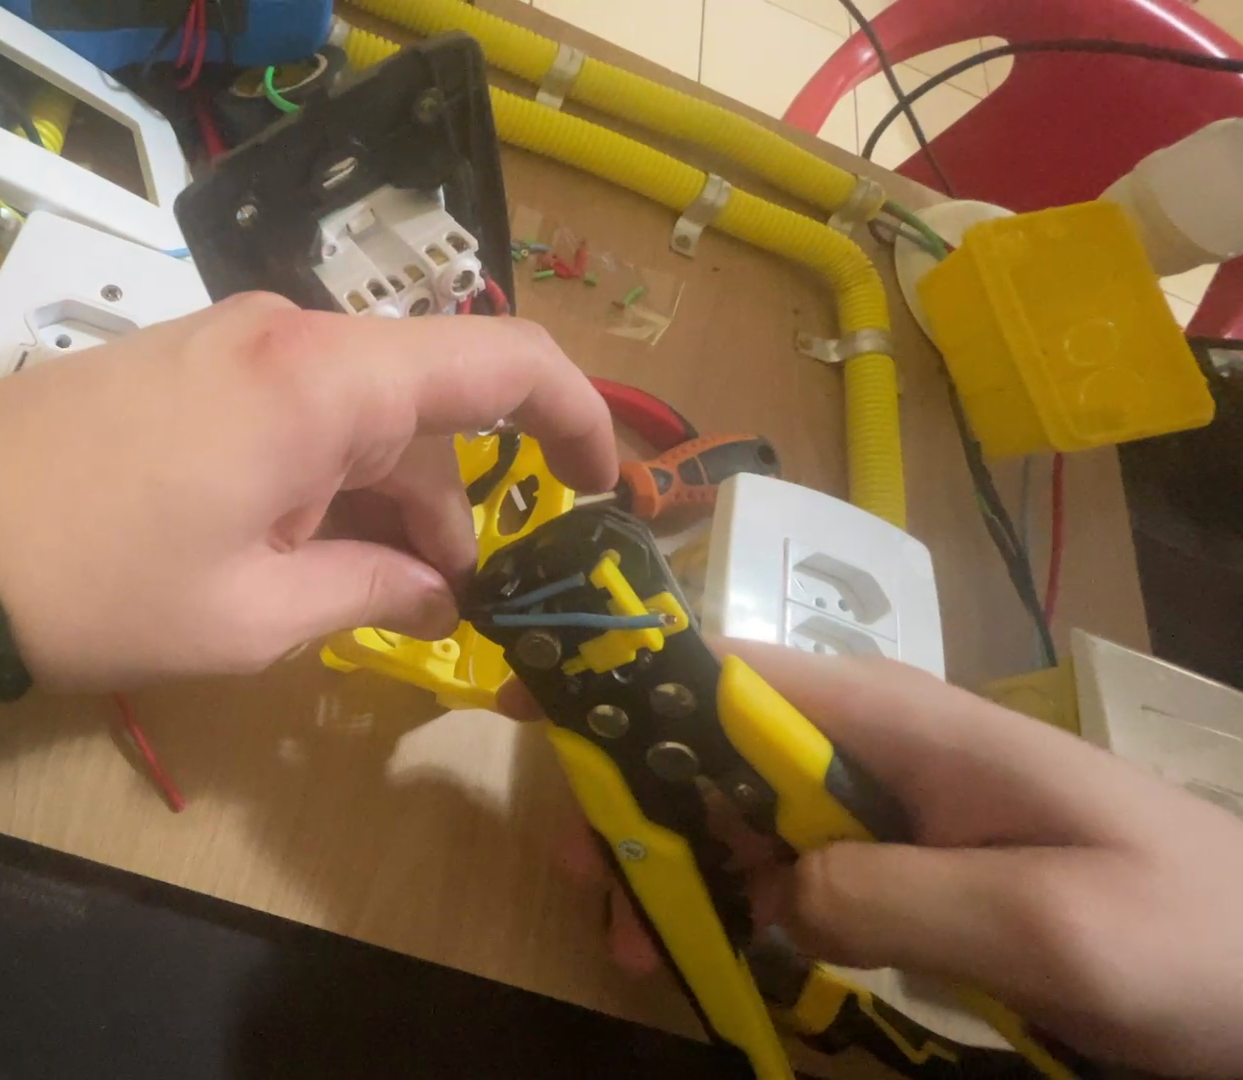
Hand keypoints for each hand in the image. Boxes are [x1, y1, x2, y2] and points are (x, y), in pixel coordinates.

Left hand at [0, 292, 616, 691]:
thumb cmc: (102, 588)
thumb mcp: (253, 616)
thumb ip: (368, 589)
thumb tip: (439, 591)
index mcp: (324, 384)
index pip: (502, 362)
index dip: (573, 417)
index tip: (596, 487)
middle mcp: (288, 337)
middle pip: (420, 407)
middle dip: (446, 503)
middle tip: (439, 600)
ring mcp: (230, 344)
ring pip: (353, 415)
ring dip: (376, 498)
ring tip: (355, 587)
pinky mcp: (186, 366)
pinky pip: (291, 412)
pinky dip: (319, 477)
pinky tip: (292, 543)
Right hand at [513, 643, 1242, 1077]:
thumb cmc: (1198, 931)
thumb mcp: (1057, 925)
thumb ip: (893, 897)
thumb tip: (770, 896)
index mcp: (873, 711)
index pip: (714, 667)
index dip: (617, 678)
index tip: (534, 710)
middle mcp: (842, 738)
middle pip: (692, 741)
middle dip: (624, 795)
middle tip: (578, 866)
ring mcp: (849, 797)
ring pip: (713, 805)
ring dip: (661, 861)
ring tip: (627, 937)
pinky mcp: (861, 851)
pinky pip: (757, 860)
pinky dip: (712, 898)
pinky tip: (694, 948)